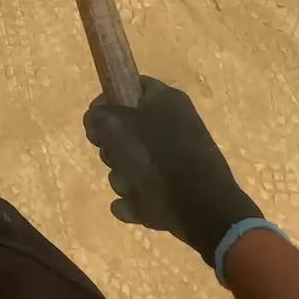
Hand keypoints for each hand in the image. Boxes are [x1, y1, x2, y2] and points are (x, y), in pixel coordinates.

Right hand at [83, 75, 261, 265]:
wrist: (202, 211)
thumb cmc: (157, 155)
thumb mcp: (115, 122)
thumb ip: (98, 115)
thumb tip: (96, 122)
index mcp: (166, 102)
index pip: (130, 86)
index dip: (108, 99)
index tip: (97, 117)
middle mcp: (172, 128)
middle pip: (125, 130)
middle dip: (112, 148)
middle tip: (116, 154)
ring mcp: (174, 164)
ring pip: (129, 165)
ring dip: (123, 178)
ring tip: (132, 187)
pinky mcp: (173, 195)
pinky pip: (139, 195)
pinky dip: (133, 202)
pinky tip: (134, 205)